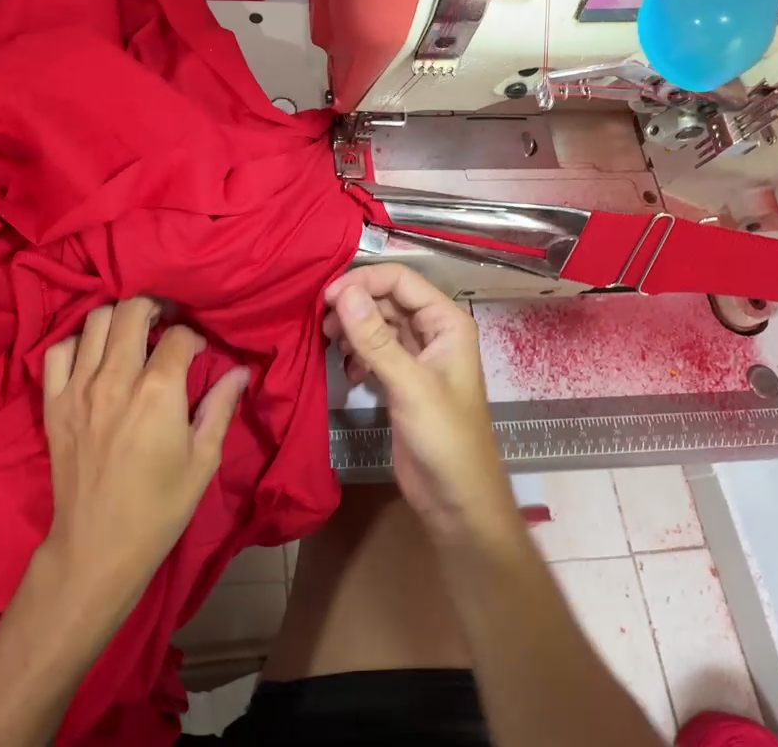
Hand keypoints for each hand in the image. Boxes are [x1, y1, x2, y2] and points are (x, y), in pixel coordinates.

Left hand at [39, 297, 248, 607]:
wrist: (99, 545)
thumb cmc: (160, 506)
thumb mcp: (204, 460)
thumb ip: (221, 407)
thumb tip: (241, 370)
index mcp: (158, 392)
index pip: (178, 336)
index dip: (194, 337)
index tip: (199, 352)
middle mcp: (115, 378)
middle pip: (132, 311)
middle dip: (155, 309)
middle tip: (166, 324)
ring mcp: (78, 388)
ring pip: (95, 321)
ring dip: (118, 319)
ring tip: (132, 334)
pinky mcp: (53, 403)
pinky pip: (58, 351)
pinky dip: (78, 343)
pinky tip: (93, 356)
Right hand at [323, 265, 515, 545]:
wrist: (456, 497)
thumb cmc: (445, 438)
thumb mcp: (409, 385)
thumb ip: (375, 338)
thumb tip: (343, 293)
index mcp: (447, 323)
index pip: (401, 281)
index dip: (363, 282)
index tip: (326, 297)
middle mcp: (434, 332)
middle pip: (387, 299)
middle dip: (354, 305)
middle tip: (320, 322)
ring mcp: (417, 357)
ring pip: (378, 325)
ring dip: (352, 329)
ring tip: (328, 343)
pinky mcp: (401, 380)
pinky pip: (374, 351)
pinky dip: (357, 354)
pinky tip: (348, 371)